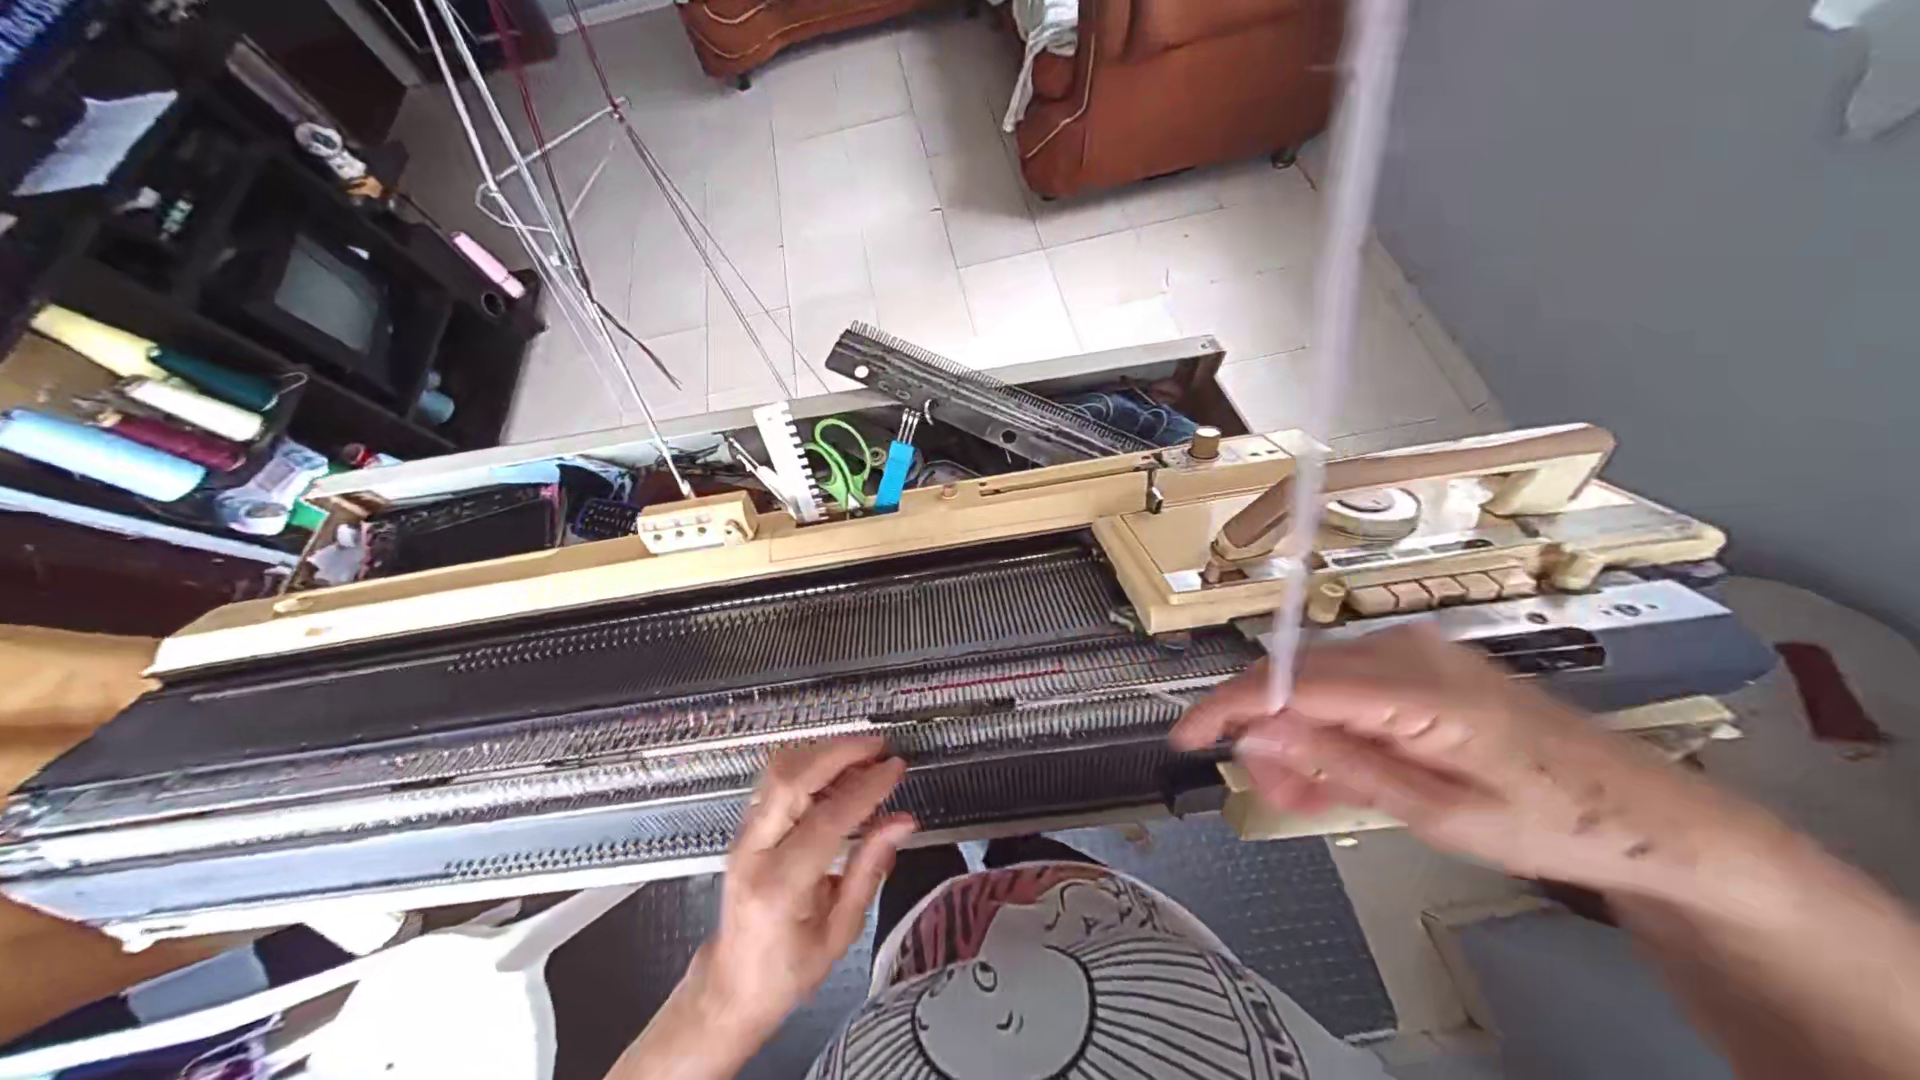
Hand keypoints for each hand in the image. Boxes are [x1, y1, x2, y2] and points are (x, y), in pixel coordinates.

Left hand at [692, 737, 914, 1039]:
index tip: (895, 770)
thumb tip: (902, 824)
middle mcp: (754, 853)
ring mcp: (743, 837)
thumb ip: (869, 870)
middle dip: (840, 753)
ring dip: (822, 753)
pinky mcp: (744, 829)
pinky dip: (808, 764)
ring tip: (862, 754)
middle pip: (792, 779)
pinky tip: (836, 769)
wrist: (731, 986)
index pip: (828, 819)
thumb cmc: (785, 971)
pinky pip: (774, 781)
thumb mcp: (839, 932)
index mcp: (780, 888)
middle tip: (878, 747)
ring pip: (778, 771)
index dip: (867, 788)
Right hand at [1172, 626, 1793, 900]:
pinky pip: (1345, 686)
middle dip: (1264, 733)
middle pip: (1293, 678)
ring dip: (1295, 736)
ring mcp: (1413, 652)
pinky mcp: (1419, 663)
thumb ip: (1340, 762)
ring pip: (1313, 684)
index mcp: (1416, 687)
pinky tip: (1335, 770)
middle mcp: (1404, 651)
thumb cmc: (1556, 822)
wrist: (1655, 817)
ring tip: (1304, 793)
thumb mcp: (1437, 813)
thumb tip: (1257, 729)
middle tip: (1268, 791)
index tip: (1186, 738)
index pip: (1288, 683)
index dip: (1227, 707)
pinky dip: (1326, 728)